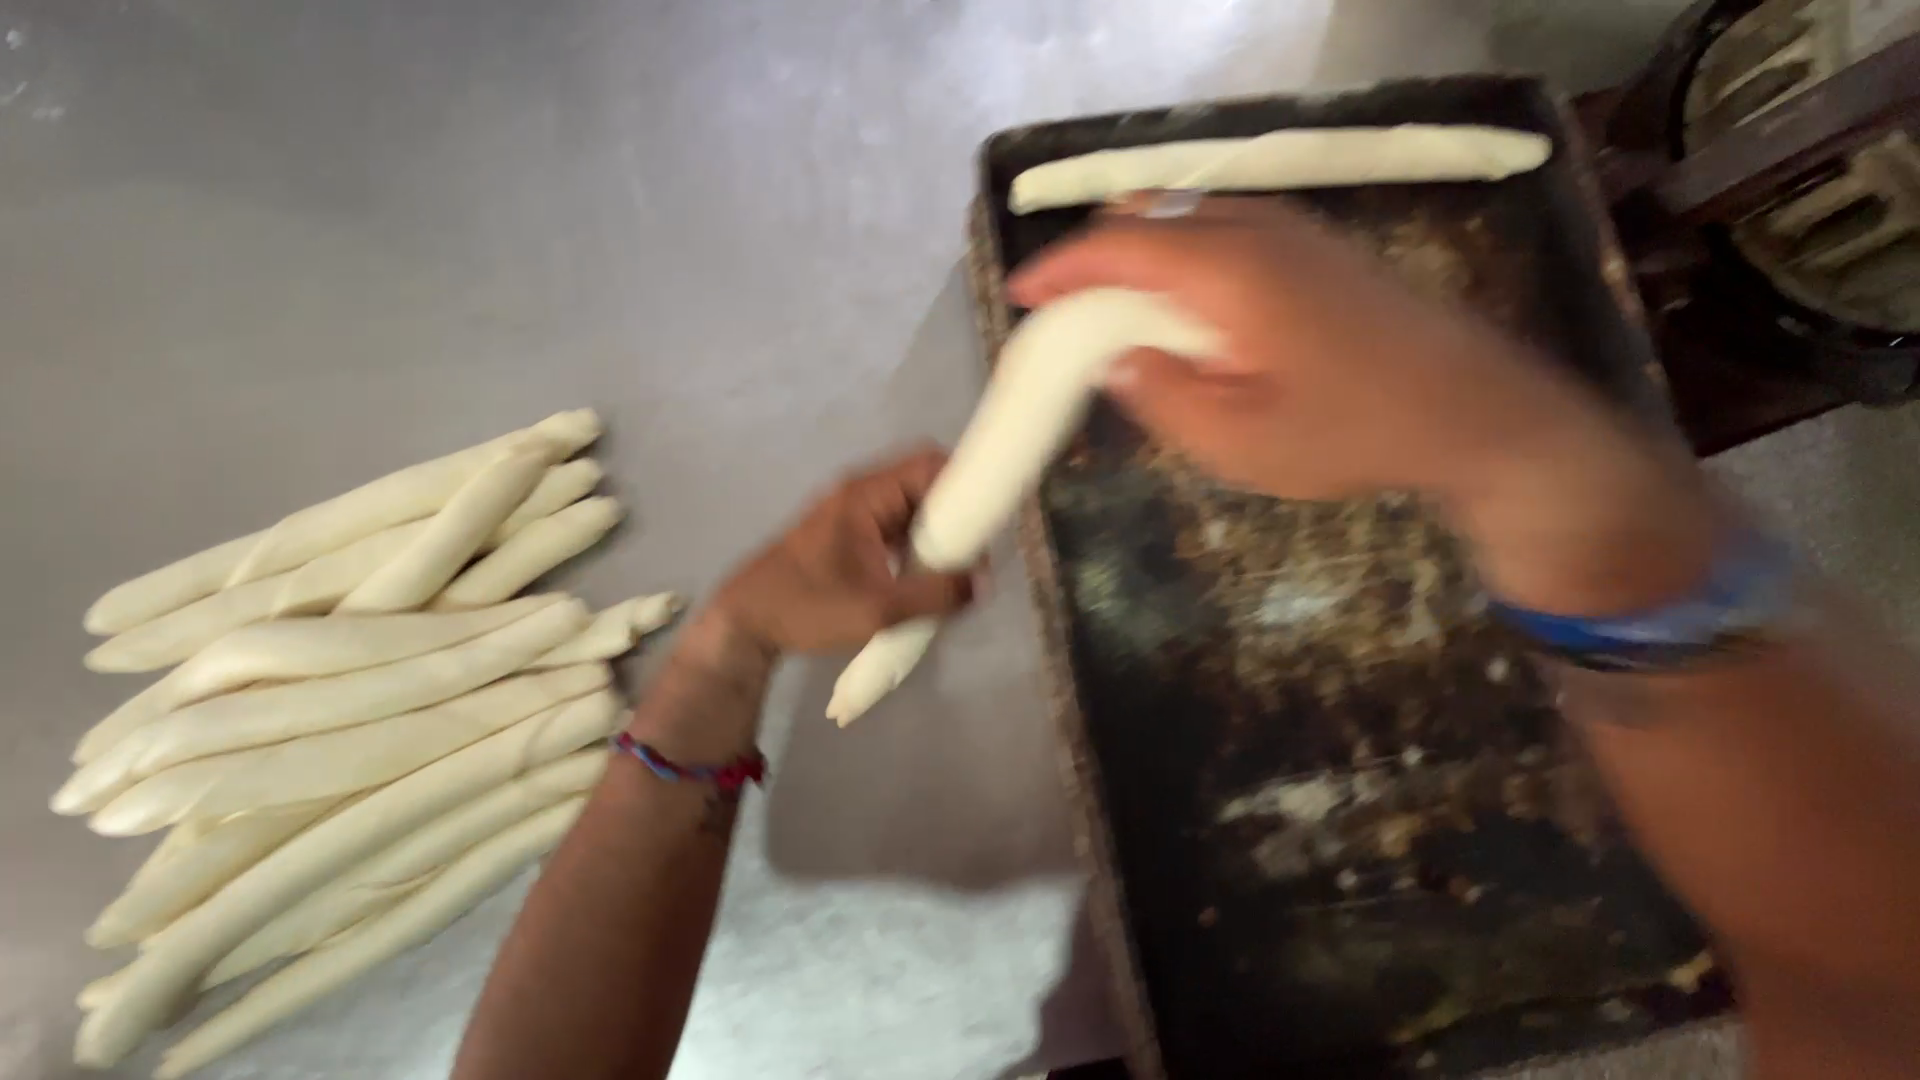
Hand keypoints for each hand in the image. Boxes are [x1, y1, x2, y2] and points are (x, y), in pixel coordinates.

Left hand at [710, 447, 974, 655]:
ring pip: (912, 506)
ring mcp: (854, 512)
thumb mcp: (877, 609)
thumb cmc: (806, 607)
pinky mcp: (850, 534)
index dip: (964, 484)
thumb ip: (935, 595)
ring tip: (957, 566)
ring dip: (937, 531)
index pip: (928, 463)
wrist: (746, 621)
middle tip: (974, 552)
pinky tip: (927, 574)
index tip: (987, 520)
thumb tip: (984, 585)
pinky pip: (897, 524)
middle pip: (924, 482)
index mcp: (865, 495)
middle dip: (955, 513)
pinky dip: (918, 542)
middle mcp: (861, 493)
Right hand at [1009, 196, 1719, 614]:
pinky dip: (1178, 256)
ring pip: (1185, 217)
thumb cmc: (1350, 433)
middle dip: (1094, 258)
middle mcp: (1255, 228)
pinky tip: (1181, 306)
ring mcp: (1293, 229)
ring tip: (1112, 312)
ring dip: (1137, 256)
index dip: (1060, 269)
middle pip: (1147, 217)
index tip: (1021, 297)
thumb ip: (1161, 395)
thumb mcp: (1236, 441)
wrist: (1474, 412)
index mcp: (1228, 270)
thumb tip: (1114, 359)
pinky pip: (1222, 229)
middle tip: (1066, 312)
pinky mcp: (1315, 246)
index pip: (1118, 247)